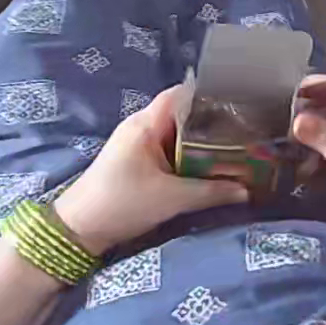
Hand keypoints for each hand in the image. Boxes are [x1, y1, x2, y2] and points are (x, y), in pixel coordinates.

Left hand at [53, 84, 248, 255]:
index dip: (209, 95)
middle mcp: (141, 126)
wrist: (78, 229)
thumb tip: (247, 191)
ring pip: (177, 132)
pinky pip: (168, 148)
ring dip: (200, 140)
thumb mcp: (171, 199)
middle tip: (244, 130)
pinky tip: (208, 164)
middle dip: (211, 121)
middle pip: (182, 113)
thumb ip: (211, 192)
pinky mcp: (137, 160)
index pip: (181, 94)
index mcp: (146, 124)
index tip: (237, 103)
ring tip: (234, 146)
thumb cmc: (121, 204)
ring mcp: (137, 143)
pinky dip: (188, 154)